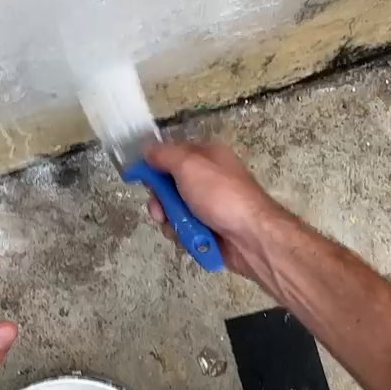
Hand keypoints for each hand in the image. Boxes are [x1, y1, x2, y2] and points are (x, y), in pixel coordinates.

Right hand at [141, 140, 295, 285]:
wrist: (250, 236)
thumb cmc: (220, 195)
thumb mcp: (189, 165)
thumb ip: (164, 155)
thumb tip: (147, 151)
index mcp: (207, 156)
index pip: (172, 154)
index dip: (154, 165)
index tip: (140, 177)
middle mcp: (207, 179)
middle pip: (169, 185)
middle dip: (161, 200)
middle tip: (160, 210)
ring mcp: (209, 206)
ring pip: (174, 210)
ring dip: (171, 220)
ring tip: (180, 227)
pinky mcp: (209, 229)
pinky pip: (184, 228)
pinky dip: (183, 234)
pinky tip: (190, 238)